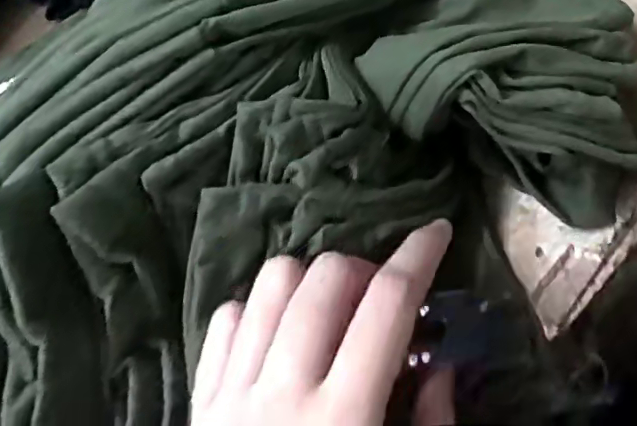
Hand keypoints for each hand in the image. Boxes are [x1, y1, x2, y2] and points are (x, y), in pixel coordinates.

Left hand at [192, 220, 456, 425]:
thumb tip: (438, 366)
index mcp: (342, 420)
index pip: (387, 304)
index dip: (418, 255)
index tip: (438, 229)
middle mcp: (281, 394)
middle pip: (327, 277)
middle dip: (364, 271)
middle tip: (380, 304)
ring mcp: (231, 396)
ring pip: (273, 281)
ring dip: (311, 282)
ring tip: (330, 316)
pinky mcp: (199, 407)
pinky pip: (227, 320)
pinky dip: (258, 313)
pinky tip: (280, 341)